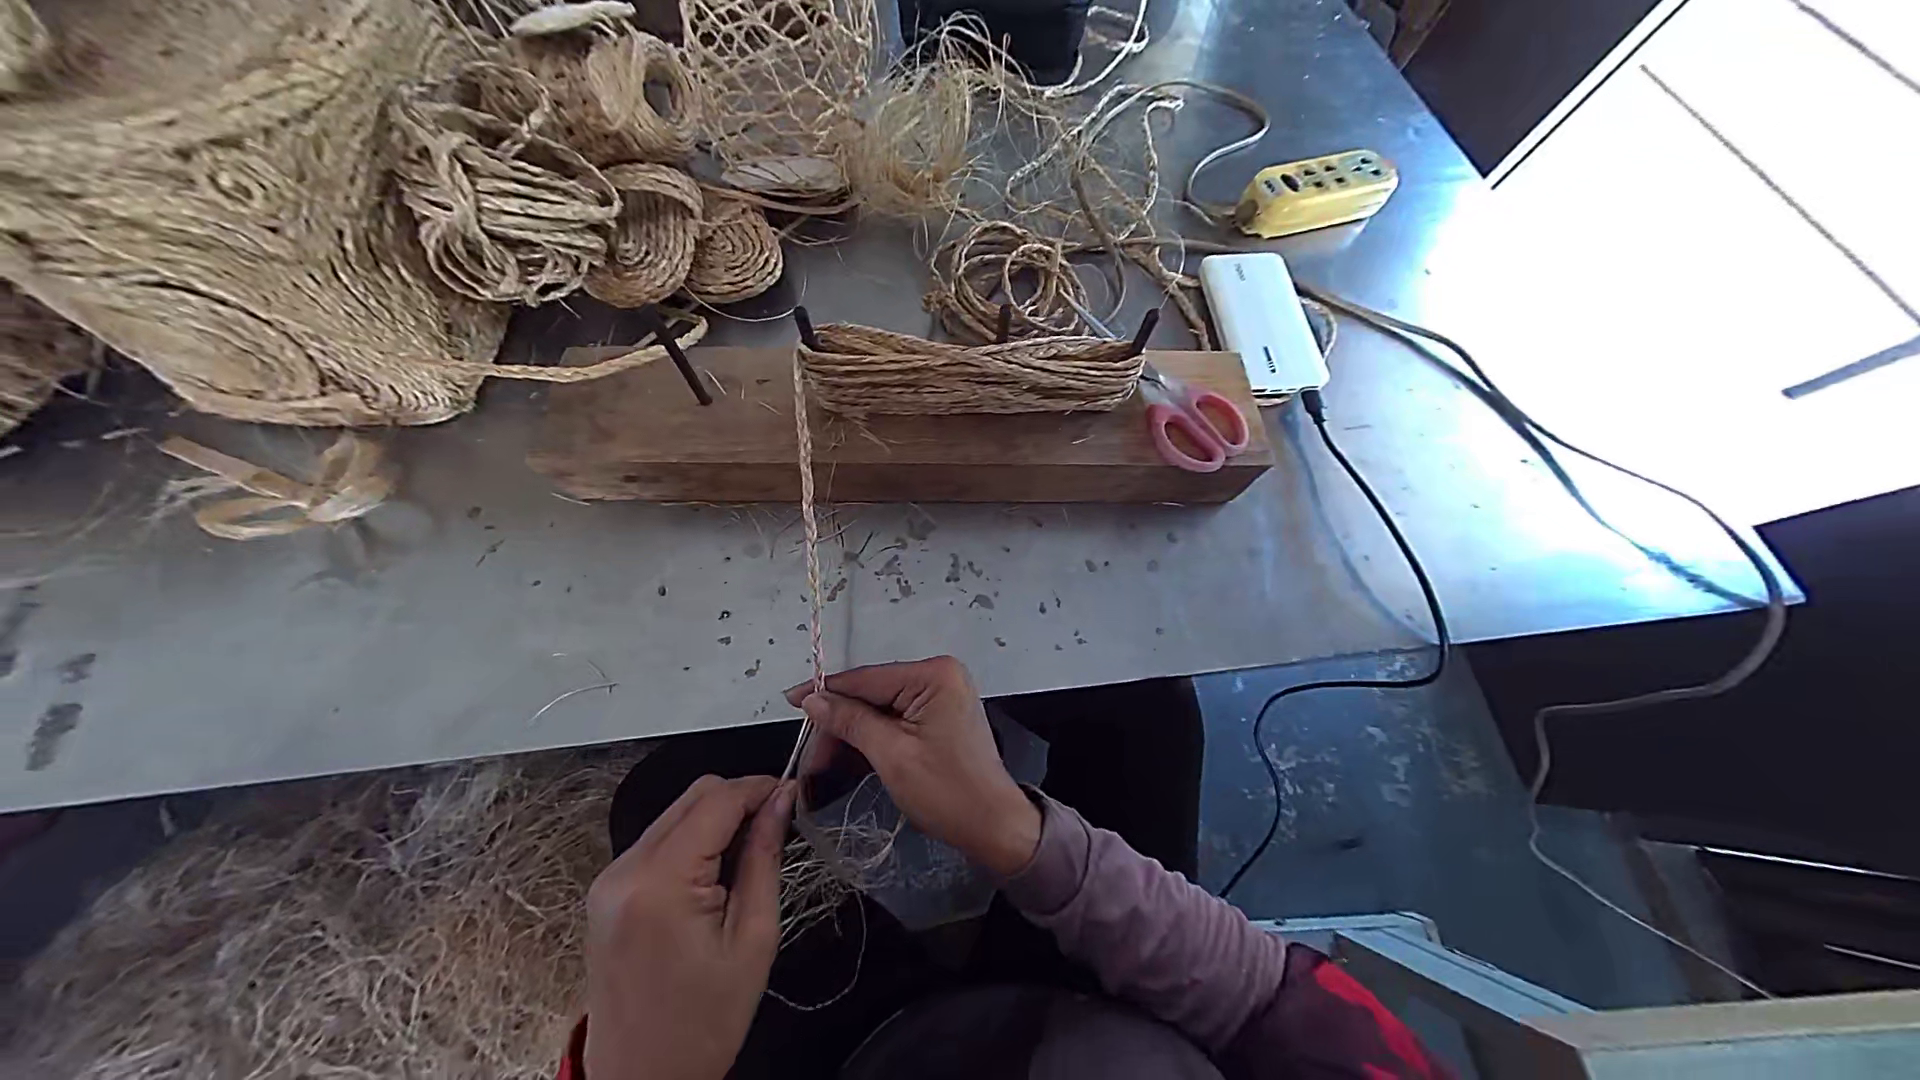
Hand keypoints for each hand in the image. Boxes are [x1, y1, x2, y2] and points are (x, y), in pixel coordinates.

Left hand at [583, 774, 794, 1079]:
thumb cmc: (705, 1022)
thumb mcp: (753, 937)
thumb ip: (764, 856)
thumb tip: (783, 798)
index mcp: (660, 882)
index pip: (717, 800)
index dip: (761, 787)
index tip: (793, 795)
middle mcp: (625, 868)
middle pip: (694, 795)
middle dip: (740, 797)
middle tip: (777, 823)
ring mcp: (609, 877)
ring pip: (677, 810)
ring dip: (718, 816)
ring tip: (750, 849)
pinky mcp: (607, 889)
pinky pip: (660, 837)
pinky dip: (695, 836)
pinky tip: (716, 867)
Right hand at [784, 656, 1040, 876]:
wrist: (994, 826)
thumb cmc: (947, 791)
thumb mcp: (891, 754)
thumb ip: (850, 720)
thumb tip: (813, 700)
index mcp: (933, 675)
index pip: (867, 678)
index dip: (826, 691)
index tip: (790, 699)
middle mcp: (939, 676)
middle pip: (872, 694)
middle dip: (839, 723)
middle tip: (809, 753)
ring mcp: (941, 696)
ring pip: (880, 709)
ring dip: (852, 735)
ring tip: (822, 764)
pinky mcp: (939, 716)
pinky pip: (896, 720)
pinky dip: (872, 739)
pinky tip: (849, 759)